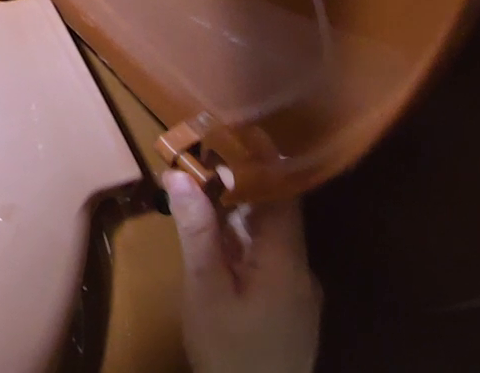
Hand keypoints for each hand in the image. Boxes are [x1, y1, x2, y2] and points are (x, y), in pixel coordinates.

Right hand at [164, 169, 322, 372]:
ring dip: (238, 212)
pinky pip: (268, 258)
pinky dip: (243, 239)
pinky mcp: (290, 309)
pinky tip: (217, 241)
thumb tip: (178, 174)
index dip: (258, 160)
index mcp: (287, 260)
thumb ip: (197, 230)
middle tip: (200, 156)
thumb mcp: (205, 289)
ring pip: (270, 236)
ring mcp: (299, 293)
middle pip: (274, 212)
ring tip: (201, 189)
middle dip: (238, 183)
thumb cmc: (230, 352)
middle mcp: (301, 270)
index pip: (281, 193)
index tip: (228, 130)